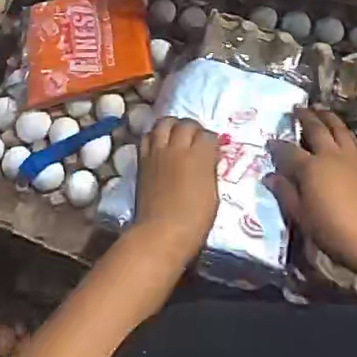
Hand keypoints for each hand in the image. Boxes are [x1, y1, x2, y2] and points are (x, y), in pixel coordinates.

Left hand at [129, 117, 219, 261]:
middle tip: (196, 139)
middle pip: (186, 124)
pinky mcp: (143, 160)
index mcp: (200, 156)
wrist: (161, 233)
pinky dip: (154, 136)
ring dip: (172, 126)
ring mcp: (158, 152)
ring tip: (176, 135)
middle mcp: (178, 148)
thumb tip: (208, 161)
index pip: (208, 135)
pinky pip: (147, 137)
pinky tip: (160, 145)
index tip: (213, 149)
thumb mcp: (213, 194)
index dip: (212, 141)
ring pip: (164, 123)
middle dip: (194, 129)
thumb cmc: (194, 221)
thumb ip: (210, 171)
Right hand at [266, 109, 356, 270]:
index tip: (270, 141)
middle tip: (297, 109)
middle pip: (316, 129)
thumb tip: (270, 176)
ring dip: (327, 117)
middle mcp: (329, 155)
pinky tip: (344, 134)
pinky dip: (345, 133)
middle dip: (305, 117)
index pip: (289, 151)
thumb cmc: (332, 230)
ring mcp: (350, 157)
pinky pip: (354, 141)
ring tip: (321, 110)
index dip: (277, 145)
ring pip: (338, 129)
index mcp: (310, 167)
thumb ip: (285, 193)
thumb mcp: (301, 216)